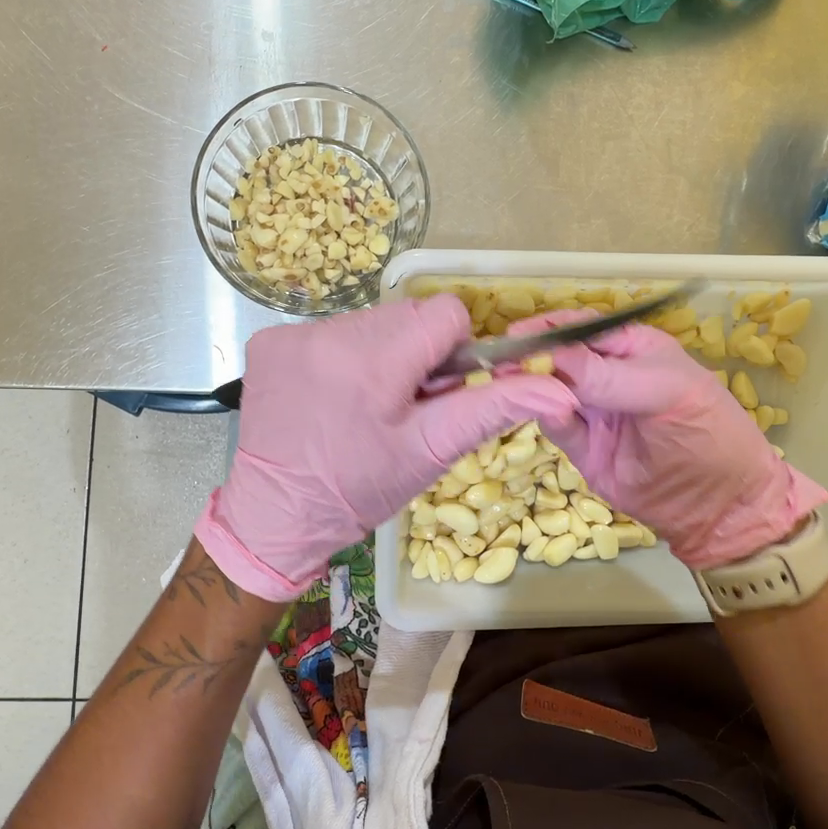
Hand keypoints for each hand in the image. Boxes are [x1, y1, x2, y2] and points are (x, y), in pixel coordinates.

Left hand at [195, 295, 578, 600]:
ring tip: (363, 403)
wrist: (276, 516)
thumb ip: (492, 410)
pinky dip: (339, 356)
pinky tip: (330, 397)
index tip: (437, 390)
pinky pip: (328, 331)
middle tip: (400, 405)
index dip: (454, 349)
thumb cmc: (360, 489)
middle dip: (415, 353)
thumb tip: (559, 391)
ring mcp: (292, 335)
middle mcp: (330, 335)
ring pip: (369, 321)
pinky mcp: (269, 342)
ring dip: (378, 353)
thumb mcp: (431, 452)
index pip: (445, 312)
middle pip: (406, 315)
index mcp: (375, 362)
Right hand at [522, 312, 826, 570]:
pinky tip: (532, 408)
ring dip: (528, 384)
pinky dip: (542, 415)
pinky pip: (554, 425)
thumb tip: (551, 357)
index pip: (585, 328)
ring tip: (502, 381)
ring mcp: (593, 411)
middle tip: (498, 360)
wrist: (720, 508)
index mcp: (633, 349)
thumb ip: (609, 376)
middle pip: (559, 357)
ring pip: (549, 390)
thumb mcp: (667, 394)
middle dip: (531, 355)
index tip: (517, 331)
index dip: (551, 328)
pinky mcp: (582, 448)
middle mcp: (608, 375)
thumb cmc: (708, 435)